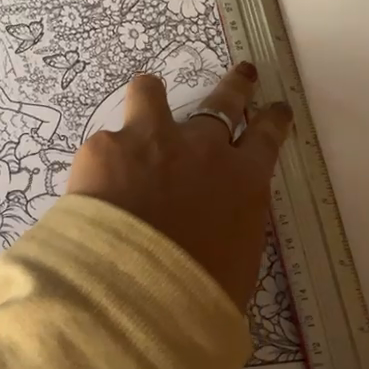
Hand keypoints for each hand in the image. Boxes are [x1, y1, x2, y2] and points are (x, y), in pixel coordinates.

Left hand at [65, 63, 291, 306]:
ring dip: (152, 96)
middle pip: (222, 104)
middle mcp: (200, 148)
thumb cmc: (196, 293)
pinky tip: (93, 182)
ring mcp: (150, 139)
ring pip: (152, 94)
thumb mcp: (235, 263)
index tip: (275, 108)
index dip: (272, 121)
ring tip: (149, 95)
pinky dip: (104, 159)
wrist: (134, 288)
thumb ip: (230, 227)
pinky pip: (105, 143)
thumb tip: (214, 223)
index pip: (266, 139)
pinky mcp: (104, 146)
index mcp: (242, 181)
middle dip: (235, 88)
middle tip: (241, 74)